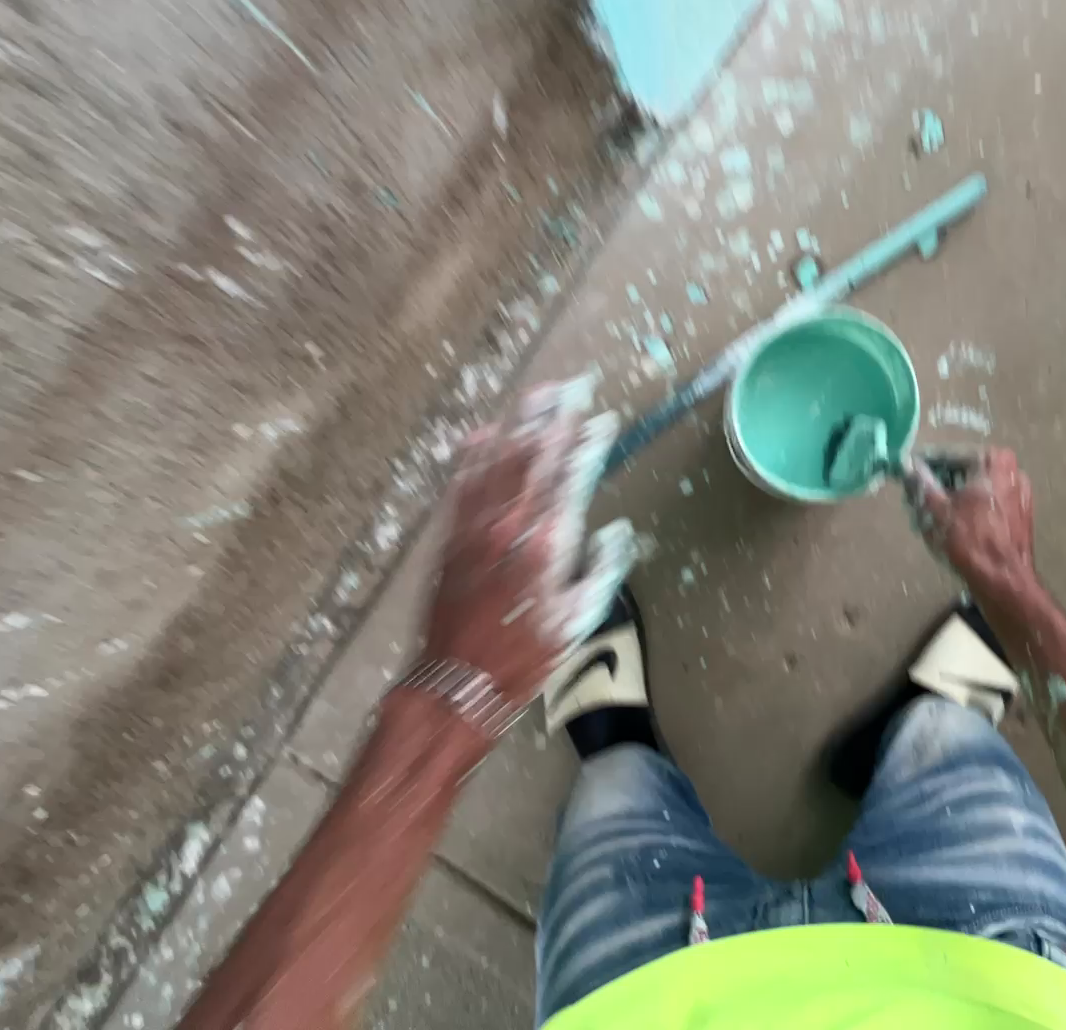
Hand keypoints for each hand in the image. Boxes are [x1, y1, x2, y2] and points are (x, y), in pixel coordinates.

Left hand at [417, 379, 634, 711]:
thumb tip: (615, 532)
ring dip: (520, 421)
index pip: (572, 475)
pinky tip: (485, 432)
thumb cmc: (526, 656)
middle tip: (573, 383)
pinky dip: (474, 453)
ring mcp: (475, 526)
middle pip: (535, 454)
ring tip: (538, 393)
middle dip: (556, 414)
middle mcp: (510, 523)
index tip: (602, 418)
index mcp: (549, 542)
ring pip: (499, 459)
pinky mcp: (450, 536)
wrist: (456, 682)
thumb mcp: (582, 620)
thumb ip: (602, 568)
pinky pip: (462, 483)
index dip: (588, 441)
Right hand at [903, 446, 1037, 602]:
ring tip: (929, 516)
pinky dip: (969, 511)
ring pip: (974, 489)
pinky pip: (987, 505)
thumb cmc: (968, 540)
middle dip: (938, 484)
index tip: (903, 475)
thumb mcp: (934, 509)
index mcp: (993, 460)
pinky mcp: (1020, 515)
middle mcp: (1012, 470)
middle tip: (915, 499)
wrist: (1002, 580)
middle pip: (963, 471)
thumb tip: (906, 465)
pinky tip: (952, 528)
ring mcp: (1019, 493)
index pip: (947, 456)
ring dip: (951, 498)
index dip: (922, 467)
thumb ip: (919, 482)